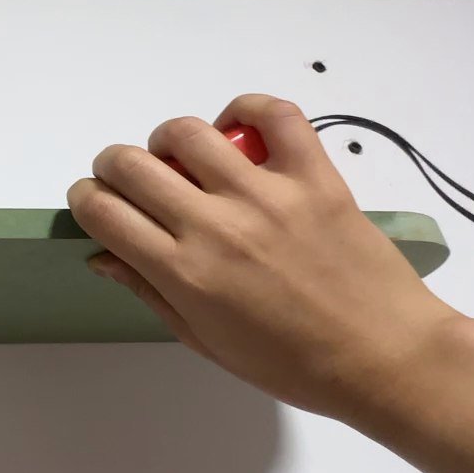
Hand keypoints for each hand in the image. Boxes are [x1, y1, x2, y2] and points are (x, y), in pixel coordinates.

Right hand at [67, 94, 467, 420]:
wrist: (389, 360)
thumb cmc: (287, 362)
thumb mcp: (201, 337)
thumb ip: (147, 289)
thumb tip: (101, 254)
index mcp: (183, 272)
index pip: (101, 211)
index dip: (84, 199)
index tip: (94, 205)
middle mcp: (216, 226)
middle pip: (130, 164)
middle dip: (112, 168)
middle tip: (128, 183)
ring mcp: (267, 196)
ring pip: (187, 133)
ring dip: (167, 142)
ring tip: (182, 161)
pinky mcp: (315, 177)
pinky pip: (275, 115)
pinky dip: (246, 111)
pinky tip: (237, 134)